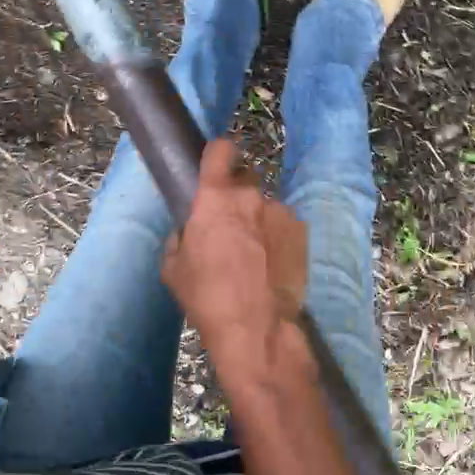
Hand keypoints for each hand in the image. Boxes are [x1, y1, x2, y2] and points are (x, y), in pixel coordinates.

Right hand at [161, 138, 309, 378]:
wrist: (257, 325)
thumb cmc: (207, 296)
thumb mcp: (173, 269)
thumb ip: (180, 238)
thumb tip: (188, 229)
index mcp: (215, 198)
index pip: (220, 150)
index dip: (217, 153)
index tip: (215, 163)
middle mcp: (250, 195)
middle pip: (244, 179)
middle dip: (236, 195)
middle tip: (230, 224)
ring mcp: (280, 210)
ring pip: (265, 205)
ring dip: (258, 220)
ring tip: (254, 253)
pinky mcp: (301, 229)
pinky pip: (284, 224)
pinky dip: (277, 236)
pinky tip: (272, 263)